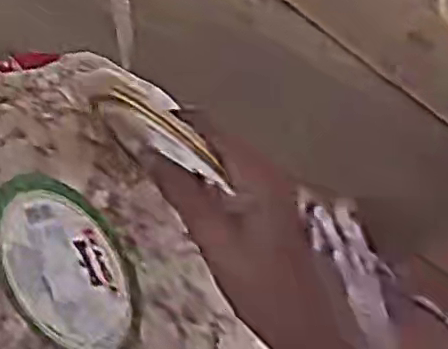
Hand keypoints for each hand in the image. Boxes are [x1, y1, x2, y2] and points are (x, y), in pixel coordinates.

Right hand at [147, 117, 364, 348]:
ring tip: (162, 171)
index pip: (204, 123)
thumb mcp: (210, 234)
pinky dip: (207, 175)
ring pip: (221, 156)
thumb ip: (177, 187)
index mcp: (255, 169)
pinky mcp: (274, 206)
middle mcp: (269, 170)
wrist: (310, 334)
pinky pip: (231, 174)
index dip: (167, 121)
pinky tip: (191, 194)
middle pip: (212, 137)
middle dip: (176, 141)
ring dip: (190, 159)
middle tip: (145, 150)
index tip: (137, 127)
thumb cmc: (260, 283)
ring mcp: (275, 188)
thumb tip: (144, 149)